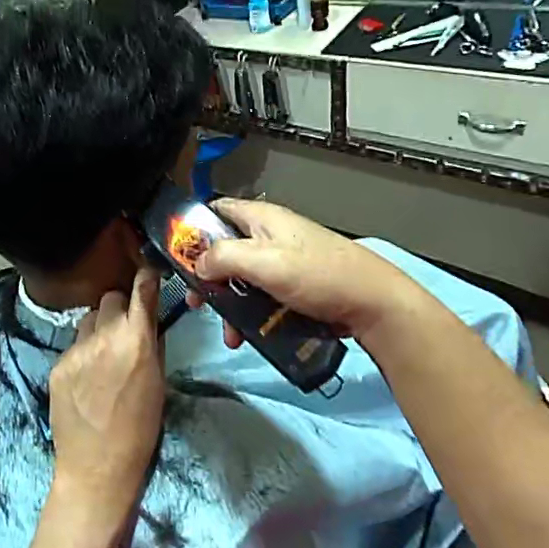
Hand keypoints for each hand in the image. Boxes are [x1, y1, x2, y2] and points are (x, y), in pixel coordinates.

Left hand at [48, 267, 165, 520]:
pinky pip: (74, 345)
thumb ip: (153, 342)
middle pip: (111, 298)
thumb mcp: (159, 380)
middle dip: (120, 308)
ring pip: (89, 318)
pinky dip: (83, 352)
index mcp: (136, 338)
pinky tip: (87, 378)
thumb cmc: (141, 427)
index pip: (141, 288)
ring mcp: (77, 350)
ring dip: (99, 328)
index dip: (146, 278)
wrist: (97, 467)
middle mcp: (104, 335)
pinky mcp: (57, 365)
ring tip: (104, 355)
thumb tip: (150, 318)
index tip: (147, 277)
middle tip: (125, 329)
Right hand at [190, 199, 431, 349]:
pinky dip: (252, 315)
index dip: (194, 230)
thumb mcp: (264, 262)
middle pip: (226, 250)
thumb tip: (198, 263)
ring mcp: (285, 261)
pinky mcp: (296, 286)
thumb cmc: (317, 275)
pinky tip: (249, 337)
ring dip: (230, 305)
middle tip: (199, 304)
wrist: (371, 302)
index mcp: (263, 218)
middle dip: (210, 279)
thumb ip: (224, 257)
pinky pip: (263, 297)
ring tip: (229, 334)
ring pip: (243, 279)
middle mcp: (271, 234)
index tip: (178, 258)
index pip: (217, 210)